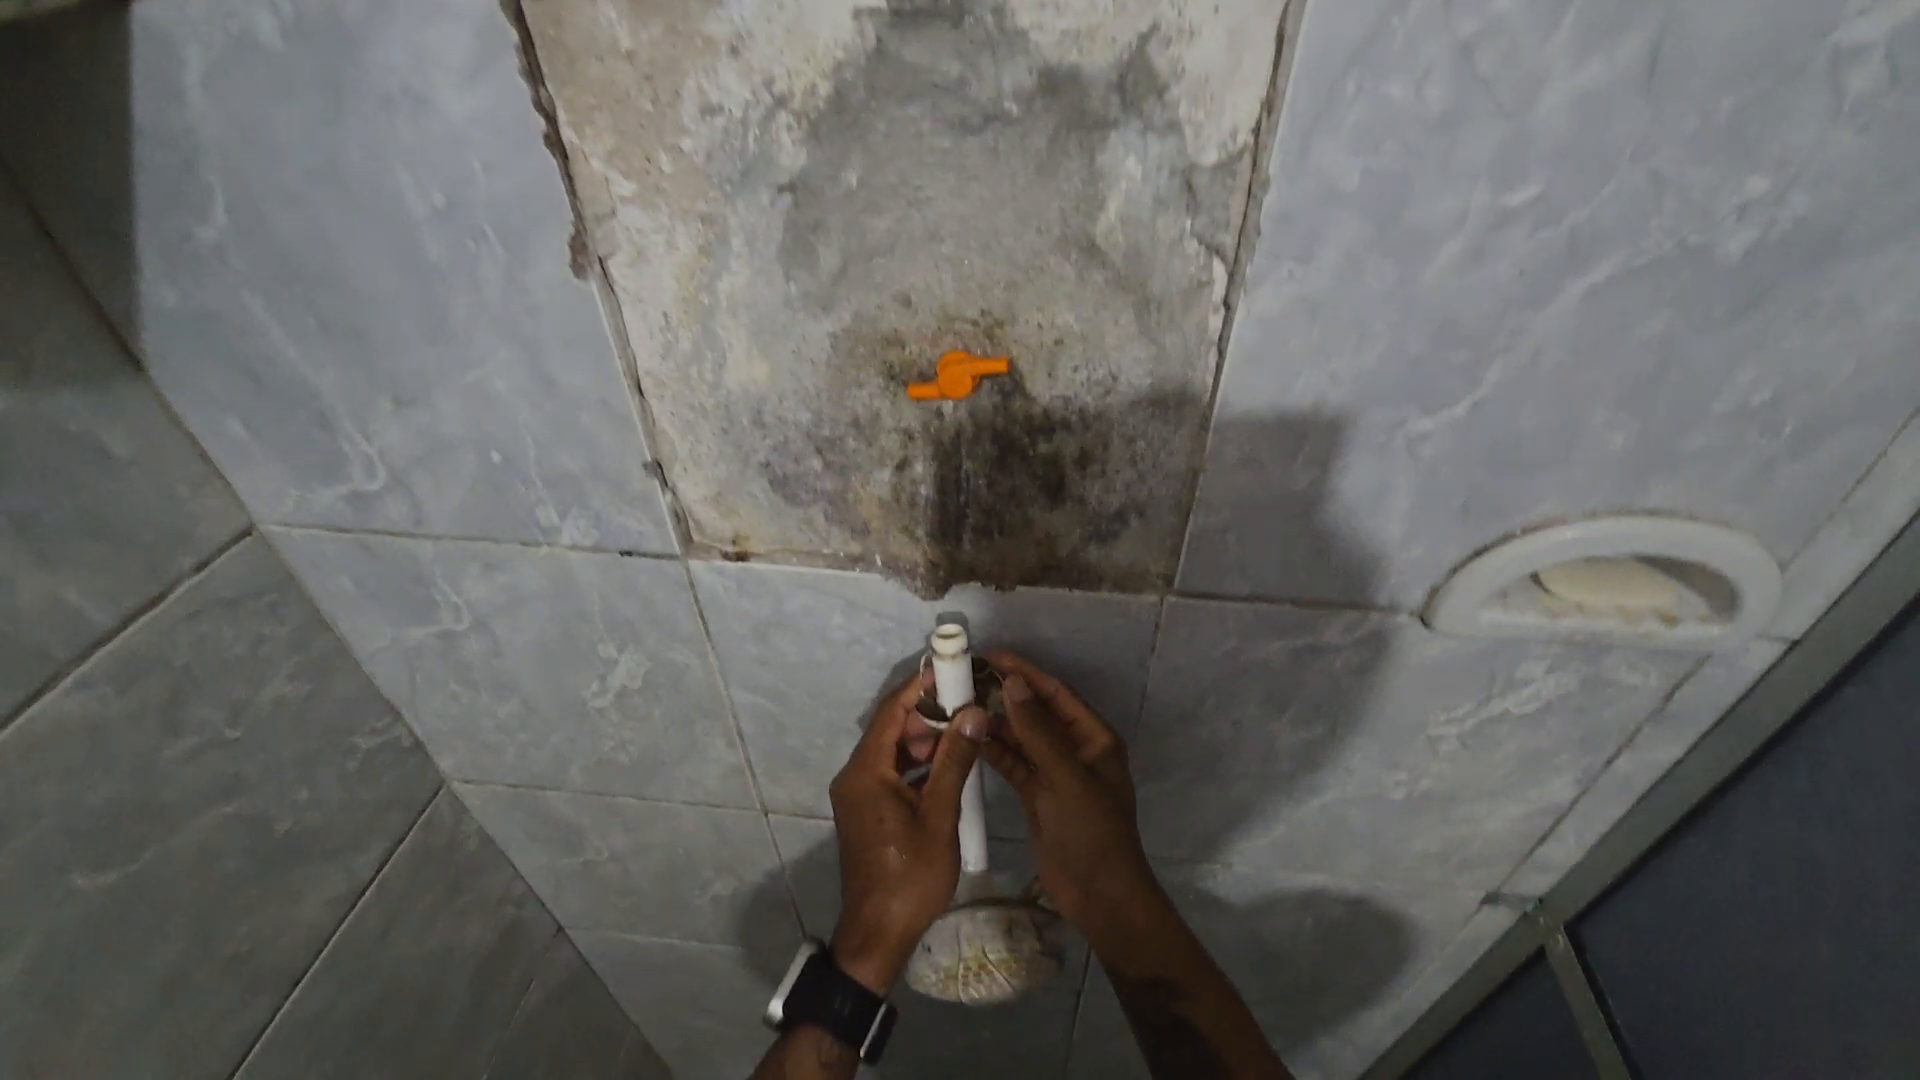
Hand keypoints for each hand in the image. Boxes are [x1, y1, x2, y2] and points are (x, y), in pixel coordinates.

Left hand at [827, 672, 986, 993]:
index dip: (919, 688)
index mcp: (866, 772)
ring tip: (966, 731)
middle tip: (968, 703)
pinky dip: (919, 765)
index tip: (949, 670)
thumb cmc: (910, 876)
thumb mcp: (939, 816)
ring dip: (926, 740)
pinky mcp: (867, 810)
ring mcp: (859, 794)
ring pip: (894, 752)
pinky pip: (893, 773)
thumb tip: (973, 712)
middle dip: (928, 714)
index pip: (890, 713)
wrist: (878, 933)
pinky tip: (950, 765)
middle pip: (891, 730)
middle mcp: (855, 776)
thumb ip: (955, 761)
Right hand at [978, 652, 1171, 952]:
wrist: (1099, 896)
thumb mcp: (1067, 778)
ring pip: (1021, 738)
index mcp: (1094, 737)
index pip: (1056, 693)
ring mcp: (1055, 773)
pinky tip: (969, 738)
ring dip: (996, 723)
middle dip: (1005, 695)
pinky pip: (1014, 764)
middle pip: (1036, 712)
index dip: (1025, 673)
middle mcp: (1074, 749)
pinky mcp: (1037, 795)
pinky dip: (995, 751)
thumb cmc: (1092, 833)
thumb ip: (1039, 731)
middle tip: (966, 678)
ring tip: (960, 704)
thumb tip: (1013, 683)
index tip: (991, 655)